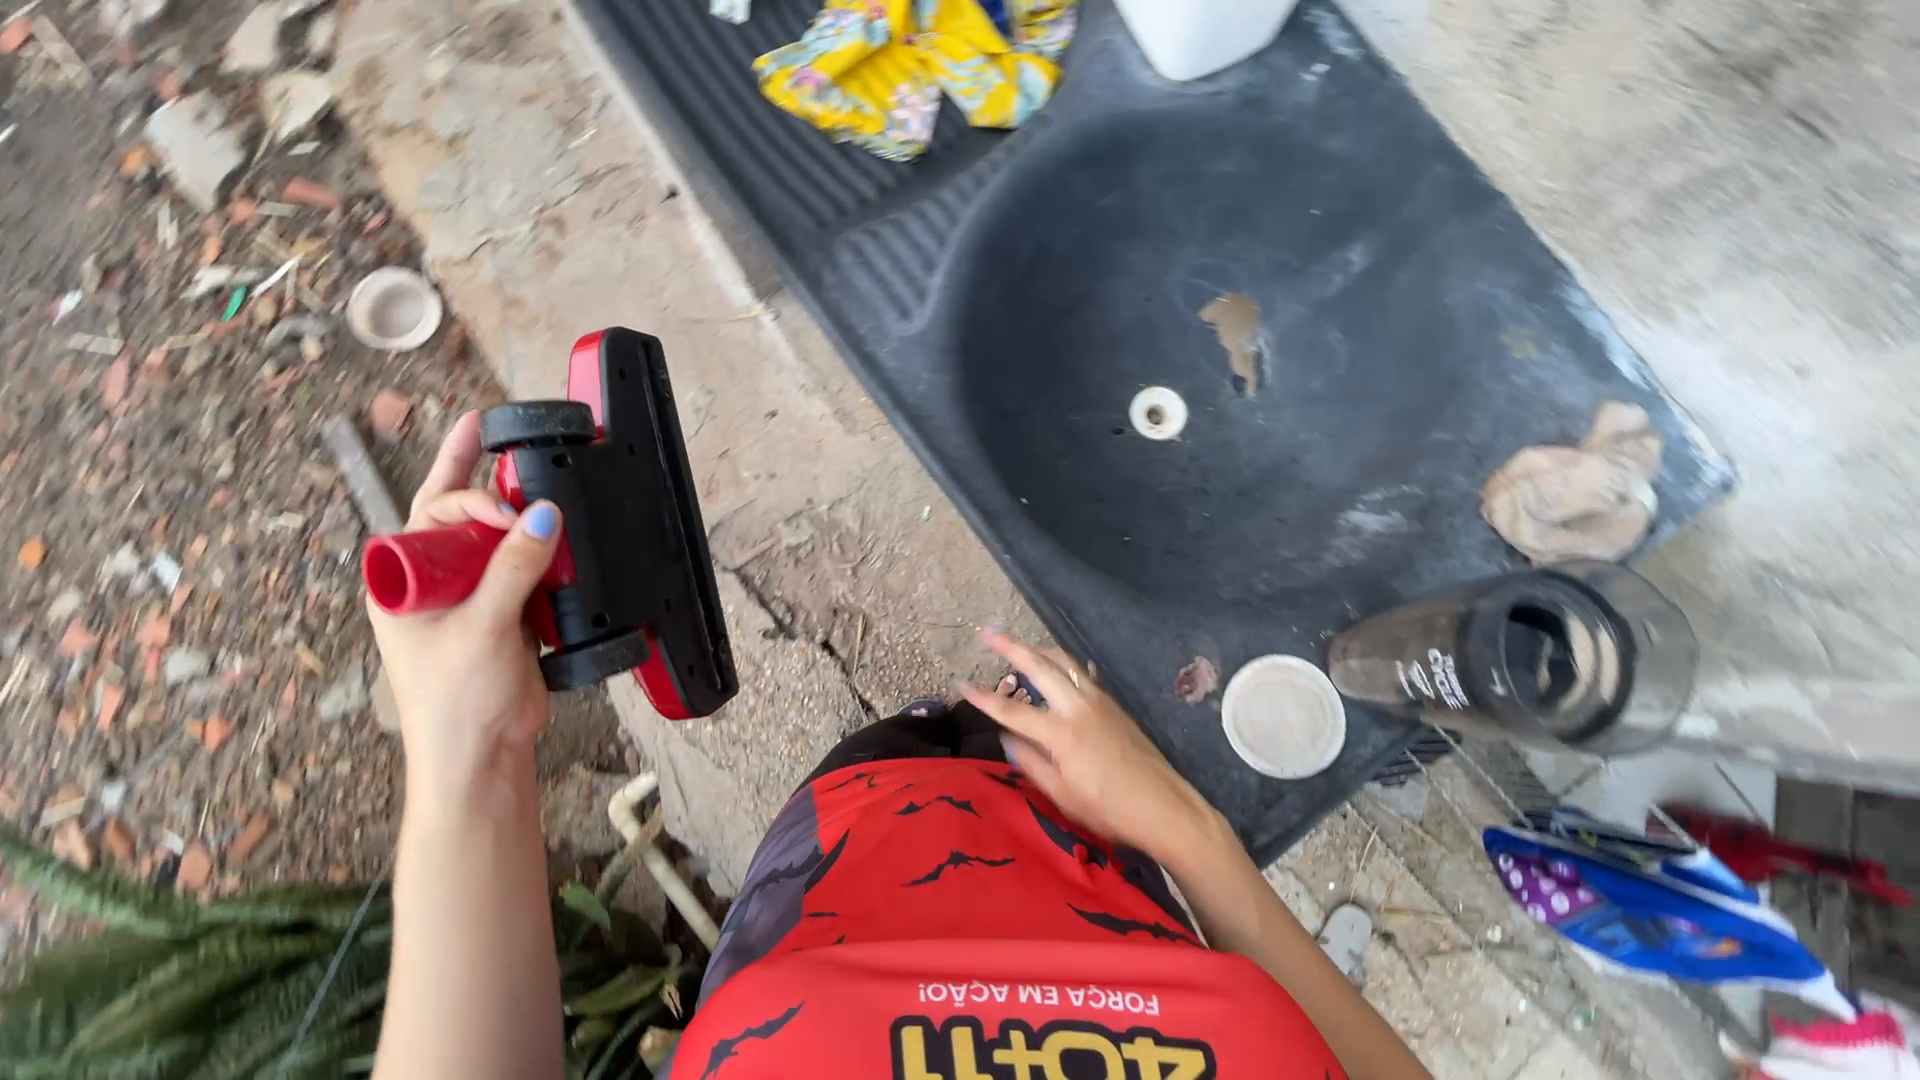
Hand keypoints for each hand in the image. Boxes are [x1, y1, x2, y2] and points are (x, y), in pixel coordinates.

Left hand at [366, 411, 562, 806]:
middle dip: (473, 477)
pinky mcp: (507, 615)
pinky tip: (560, 532)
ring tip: (530, 470)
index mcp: (402, 581)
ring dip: (516, 512)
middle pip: (455, 515)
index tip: (511, 513)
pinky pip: (526, 570)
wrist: (482, 754)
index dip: (470, 502)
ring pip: (495, 540)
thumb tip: (544, 515)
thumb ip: (513, 569)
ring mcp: (472, 597)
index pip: (431, 514)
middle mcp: (434, 582)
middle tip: (487, 430)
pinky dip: (543, 551)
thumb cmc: (456, 699)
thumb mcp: (482, 627)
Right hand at [959, 628, 1225, 862]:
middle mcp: (1078, 707)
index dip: (983, 698)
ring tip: (1020, 645)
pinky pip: (1085, 673)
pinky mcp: (1114, 704)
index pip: (1012, 710)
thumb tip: (1008, 737)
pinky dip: (1067, 664)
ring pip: (1065, 662)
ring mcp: (1099, 701)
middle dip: (1011, 647)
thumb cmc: (1108, 809)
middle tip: (989, 633)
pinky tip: (1062, 665)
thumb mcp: (1061, 795)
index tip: (961, 684)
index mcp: (1061, 733)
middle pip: (1039, 667)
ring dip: (1039, 649)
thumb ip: (1031, 762)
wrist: (1163, 806)